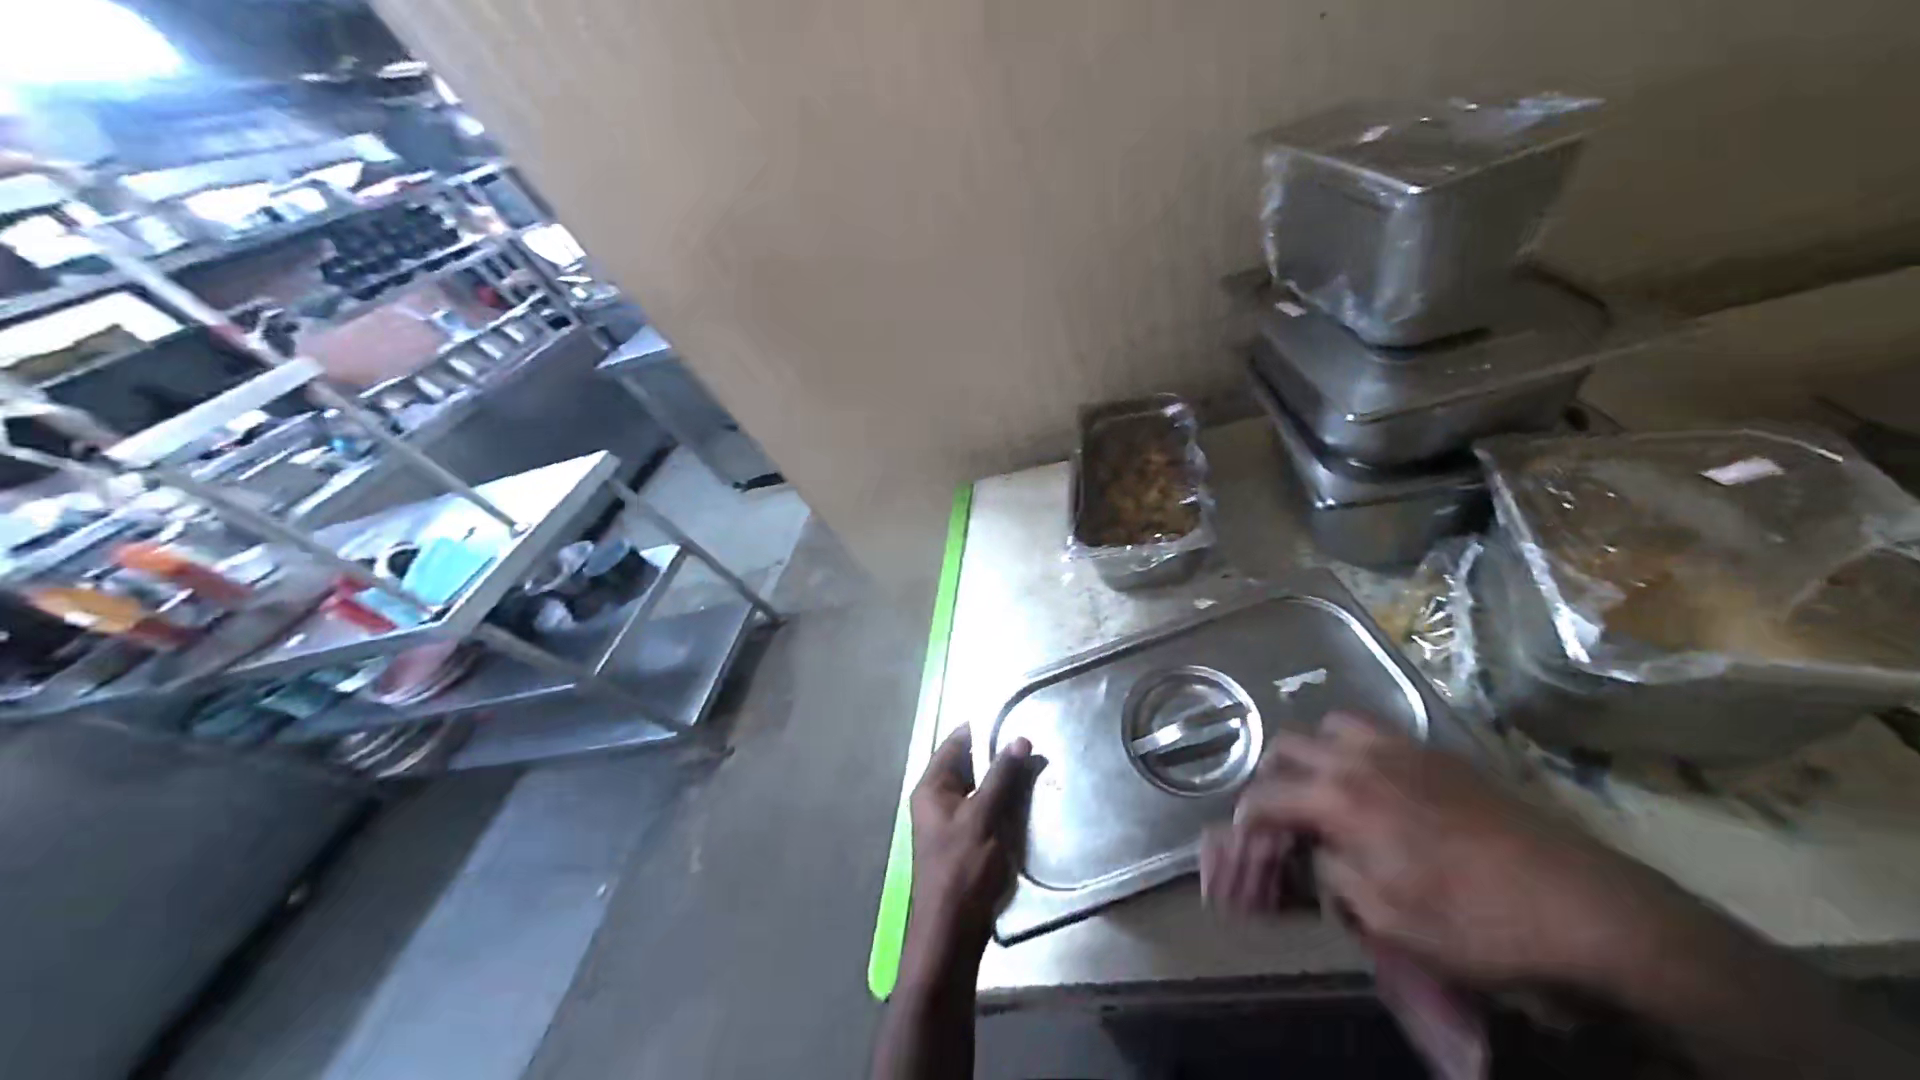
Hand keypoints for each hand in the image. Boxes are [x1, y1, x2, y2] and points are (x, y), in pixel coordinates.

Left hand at [904, 726, 1031, 976]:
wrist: (952, 930)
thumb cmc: (962, 868)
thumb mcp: (983, 817)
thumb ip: (1001, 777)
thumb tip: (1019, 740)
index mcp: (931, 787)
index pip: (954, 744)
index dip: (980, 728)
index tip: (1010, 715)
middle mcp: (938, 799)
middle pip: (969, 765)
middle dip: (998, 755)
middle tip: (1031, 741)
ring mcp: (953, 821)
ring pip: (980, 788)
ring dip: (1004, 779)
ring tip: (1035, 765)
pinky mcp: (968, 840)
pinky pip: (987, 809)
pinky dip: (1004, 801)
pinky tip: (1028, 798)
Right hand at [1207, 712, 1696, 990]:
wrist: (1587, 907)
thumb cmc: (1477, 922)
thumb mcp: (1389, 921)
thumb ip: (1335, 875)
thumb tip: (1320, 851)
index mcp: (1341, 799)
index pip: (1267, 794)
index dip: (1245, 816)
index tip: (1243, 837)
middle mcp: (1362, 760)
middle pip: (1289, 743)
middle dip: (1272, 774)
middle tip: (1282, 810)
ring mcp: (1405, 749)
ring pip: (1333, 724)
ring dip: (1317, 750)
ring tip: (1327, 785)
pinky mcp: (1443, 754)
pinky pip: (1378, 731)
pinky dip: (1358, 749)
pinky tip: (1381, 785)